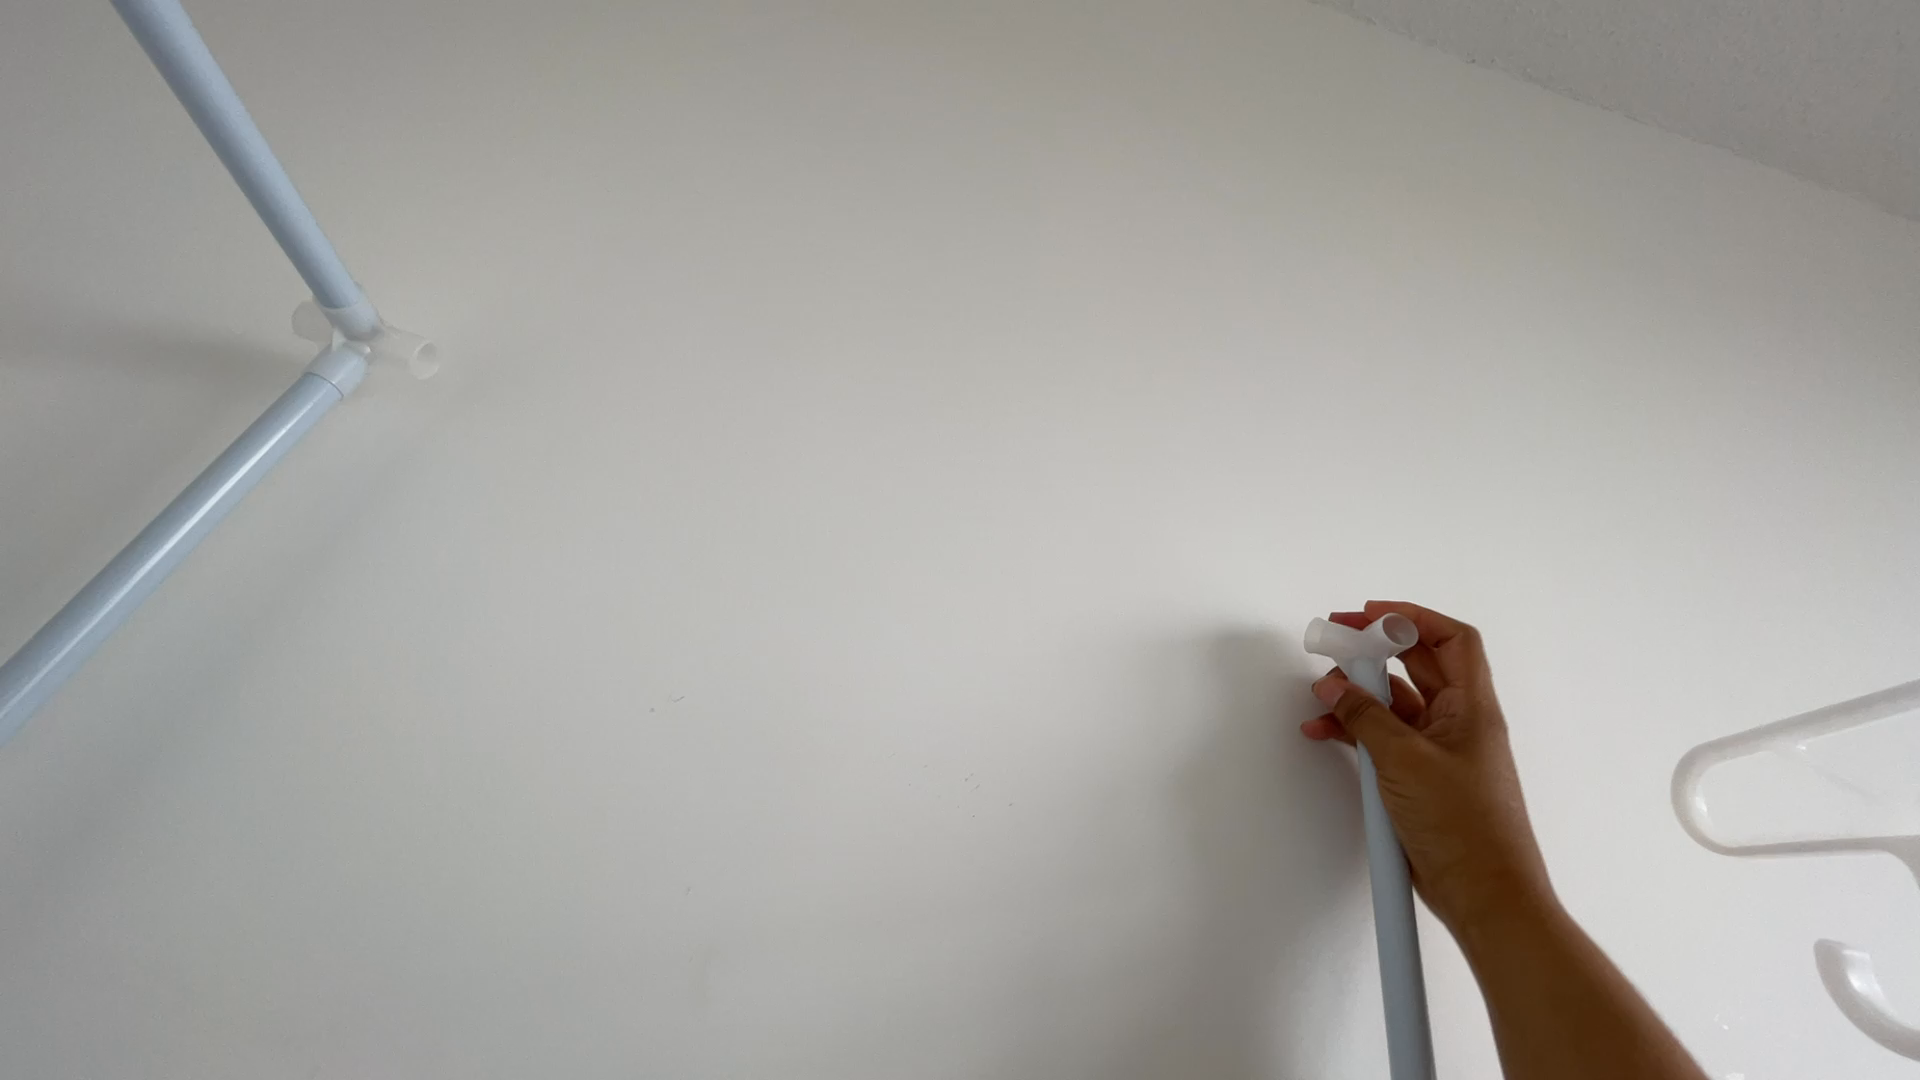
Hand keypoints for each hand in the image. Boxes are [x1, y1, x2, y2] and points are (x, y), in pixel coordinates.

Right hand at [1300, 601, 1554, 935]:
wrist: (1483, 896)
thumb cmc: (1462, 824)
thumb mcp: (1405, 759)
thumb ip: (1365, 716)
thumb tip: (1333, 686)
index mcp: (1471, 708)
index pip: (1451, 640)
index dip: (1412, 618)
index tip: (1367, 615)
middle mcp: (1455, 721)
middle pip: (1415, 665)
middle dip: (1373, 648)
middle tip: (1332, 640)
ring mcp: (1435, 749)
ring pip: (1391, 701)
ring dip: (1355, 693)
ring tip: (1321, 696)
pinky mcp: (1415, 775)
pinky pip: (1380, 735)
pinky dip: (1351, 728)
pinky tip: (1323, 731)